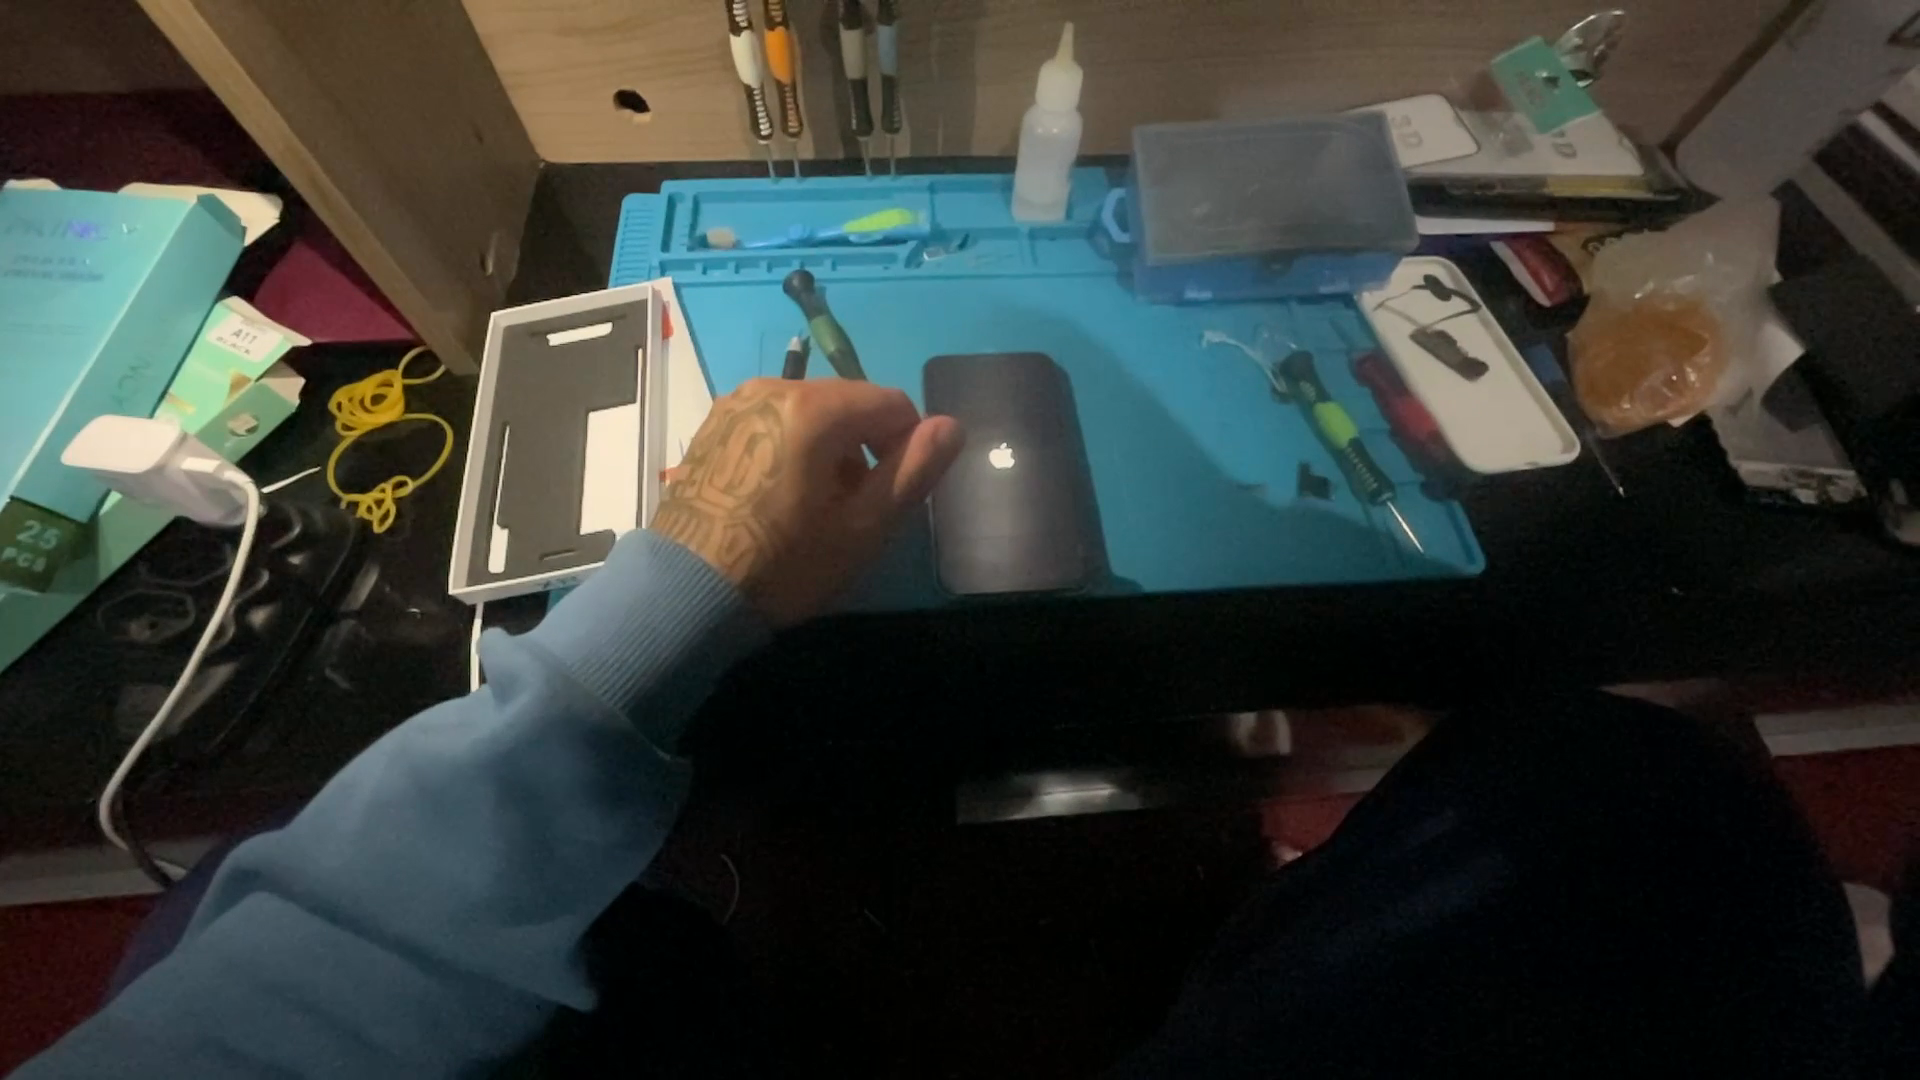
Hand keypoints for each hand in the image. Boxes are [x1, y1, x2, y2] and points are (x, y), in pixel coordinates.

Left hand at [650, 378, 963, 624]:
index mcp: (814, 408)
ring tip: (816, 506)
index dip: (907, 447)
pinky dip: (794, 448)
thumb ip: (914, 471)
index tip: (891, 496)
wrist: (686, 595)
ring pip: (812, 412)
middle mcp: (773, 388)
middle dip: (866, 447)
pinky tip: (780, 496)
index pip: (892, 404)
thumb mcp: (864, 528)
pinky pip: (775, 423)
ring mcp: (735, 404)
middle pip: (850, 403)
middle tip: (854, 507)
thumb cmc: (786, 564)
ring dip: (831, 449)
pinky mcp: (713, 426)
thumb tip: (952, 425)